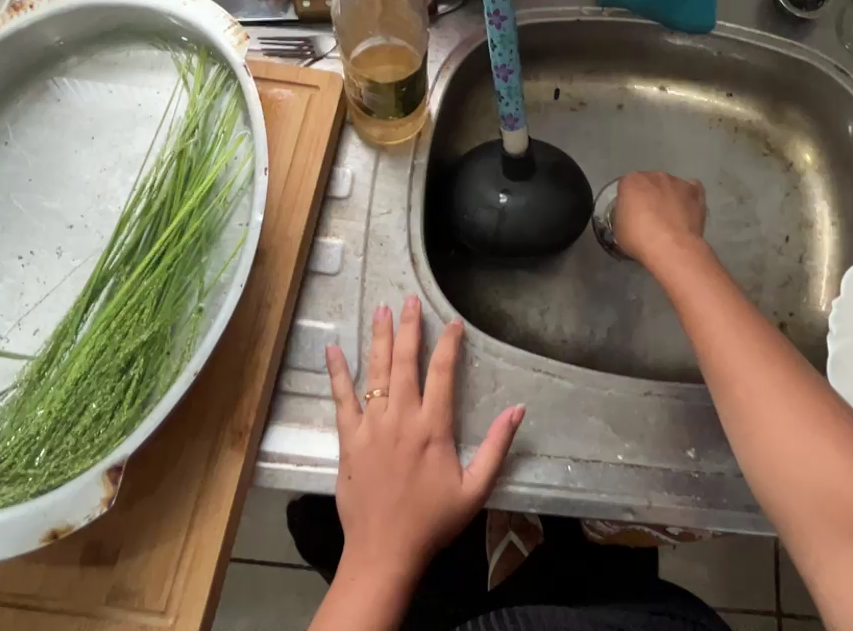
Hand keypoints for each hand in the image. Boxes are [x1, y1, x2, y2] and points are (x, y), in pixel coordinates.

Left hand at [325, 295, 524, 581]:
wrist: (383, 553)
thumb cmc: (433, 521)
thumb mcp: (476, 489)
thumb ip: (498, 446)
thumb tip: (519, 408)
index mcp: (433, 427)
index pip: (442, 372)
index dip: (448, 343)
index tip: (453, 322)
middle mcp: (401, 418)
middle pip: (405, 361)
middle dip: (409, 327)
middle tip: (409, 299)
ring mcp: (371, 426)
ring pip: (375, 372)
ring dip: (379, 338)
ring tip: (381, 310)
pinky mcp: (349, 439)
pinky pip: (342, 399)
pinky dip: (337, 372)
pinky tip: (333, 349)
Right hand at [615, 170, 708, 266]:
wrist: (672, 248)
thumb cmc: (639, 239)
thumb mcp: (619, 229)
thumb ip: (624, 214)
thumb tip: (632, 216)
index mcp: (632, 181)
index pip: (627, 186)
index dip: (629, 201)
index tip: (631, 215)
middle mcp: (655, 176)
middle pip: (650, 182)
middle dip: (650, 196)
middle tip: (650, 217)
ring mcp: (677, 182)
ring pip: (671, 185)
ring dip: (669, 196)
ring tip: (672, 218)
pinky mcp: (695, 192)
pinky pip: (692, 189)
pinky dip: (689, 197)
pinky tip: (687, 210)